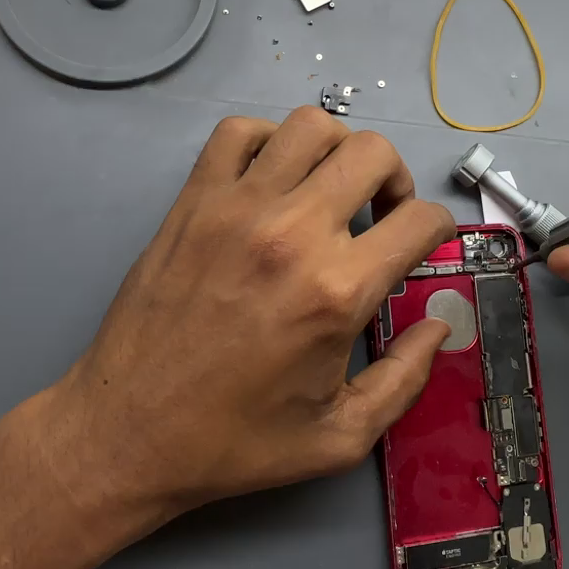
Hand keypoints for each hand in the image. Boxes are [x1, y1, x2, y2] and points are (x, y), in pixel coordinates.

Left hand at [47, 106, 457, 521]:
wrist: (128, 433)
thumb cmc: (237, 442)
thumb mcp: (342, 436)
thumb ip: (406, 378)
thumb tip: (439, 325)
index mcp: (337, 291)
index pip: (420, 221)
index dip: (438, 229)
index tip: (421, 246)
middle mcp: (292, 232)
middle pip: (373, 153)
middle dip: (395, 180)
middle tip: (380, 217)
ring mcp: (236, 207)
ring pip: (309, 126)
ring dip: (337, 151)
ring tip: (329, 191)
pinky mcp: (192, 201)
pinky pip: (238, 132)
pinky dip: (267, 141)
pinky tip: (270, 180)